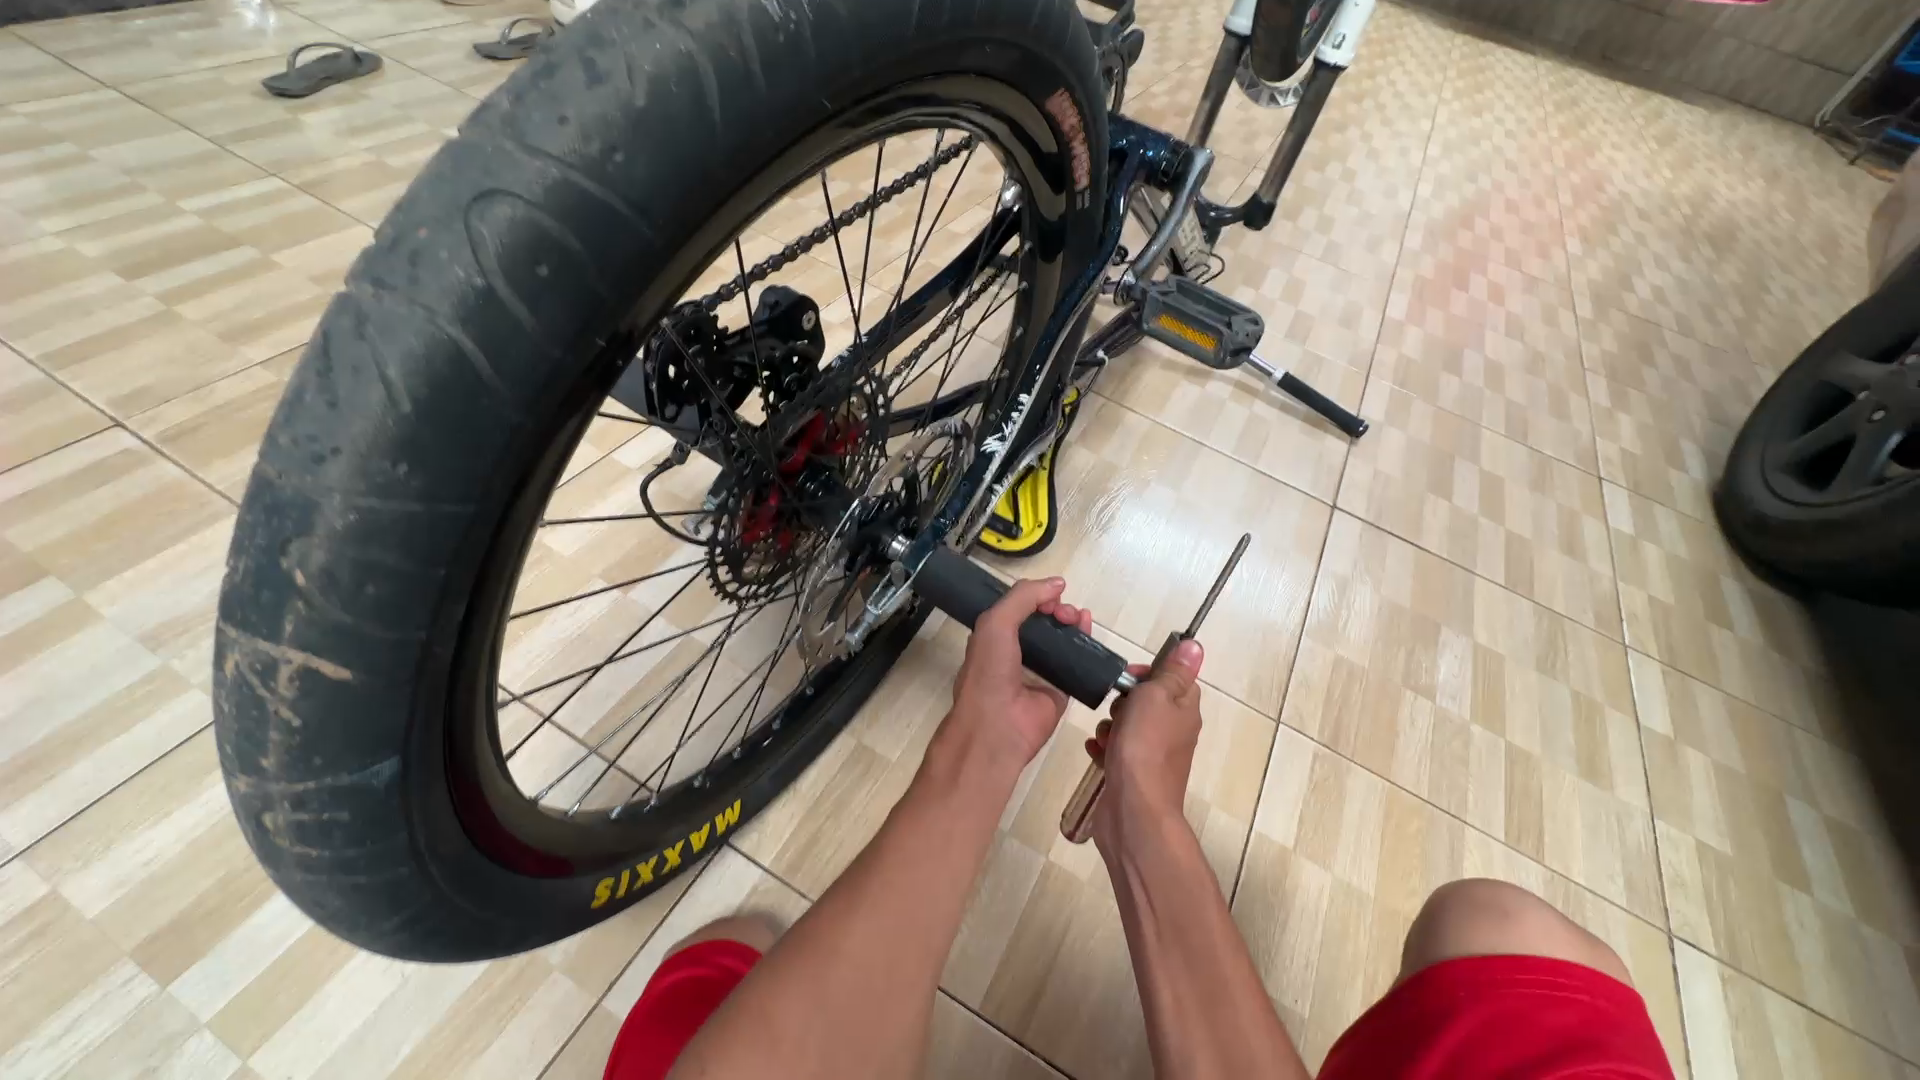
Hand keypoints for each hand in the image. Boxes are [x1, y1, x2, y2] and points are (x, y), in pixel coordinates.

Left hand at [942, 577, 1091, 773]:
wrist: (997, 726)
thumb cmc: (990, 671)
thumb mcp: (996, 623)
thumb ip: (1023, 598)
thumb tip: (1057, 583)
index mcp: (995, 638)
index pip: (1019, 610)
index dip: (1035, 598)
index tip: (1050, 595)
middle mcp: (1017, 653)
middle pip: (1043, 622)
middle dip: (1056, 609)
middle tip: (1064, 612)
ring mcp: (1041, 671)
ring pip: (1061, 639)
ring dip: (1072, 622)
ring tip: (1079, 617)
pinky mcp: (1061, 689)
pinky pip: (1076, 662)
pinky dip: (1085, 645)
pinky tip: (1088, 630)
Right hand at [1086, 639, 1203, 851]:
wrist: (1133, 808)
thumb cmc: (1144, 746)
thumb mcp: (1157, 696)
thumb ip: (1172, 671)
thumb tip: (1195, 645)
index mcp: (1185, 710)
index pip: (1173, 678)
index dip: (1149, 673)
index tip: (1129, 678)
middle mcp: (1174, 731)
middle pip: (1147, 701)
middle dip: (1124, 700)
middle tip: (1117, 709)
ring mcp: (1154, 755)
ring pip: (1128, 726)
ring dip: (1111, 725)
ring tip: (1106, 735)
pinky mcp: (1133, 774)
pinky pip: (1115, 750)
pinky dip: (1104, 748)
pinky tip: (1096, 750)